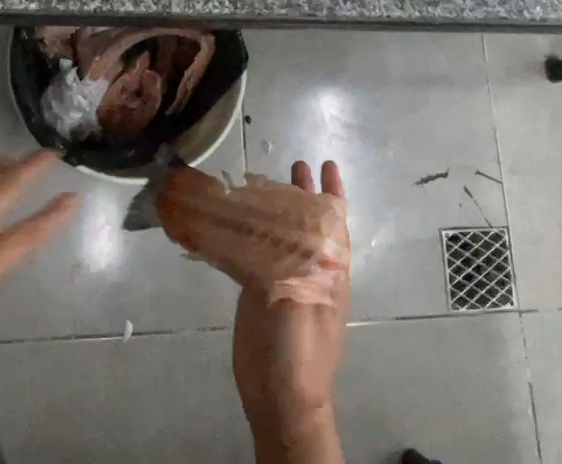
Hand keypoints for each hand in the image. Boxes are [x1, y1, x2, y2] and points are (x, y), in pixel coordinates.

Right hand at [232, 160, 347, 463]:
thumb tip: (284, 224)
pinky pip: (251, 254)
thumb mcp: (300, 301)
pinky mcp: (257, 294)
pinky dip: (243, 234)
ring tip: (261, 182)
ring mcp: (282, 282)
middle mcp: (307, 271)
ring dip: (273, 209)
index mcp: (327, 272)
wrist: (280, 396)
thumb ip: (291, 262)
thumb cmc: (298, 350)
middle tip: (295, 163)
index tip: (328, 165)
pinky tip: (229, 222)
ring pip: (278, 235)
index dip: (332, 194)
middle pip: (305, 223)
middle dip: (303, 194)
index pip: (332, 223)